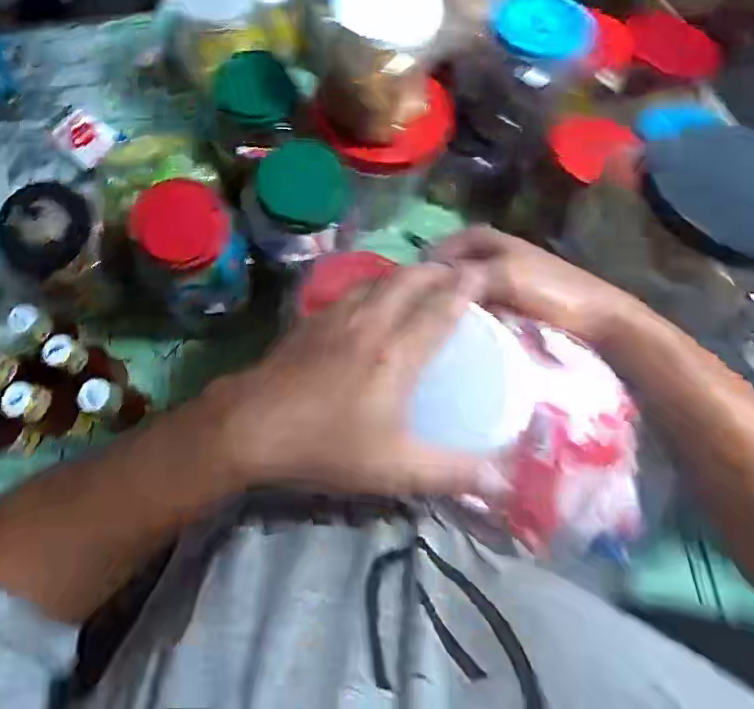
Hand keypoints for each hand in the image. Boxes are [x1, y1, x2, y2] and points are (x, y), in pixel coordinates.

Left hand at [206, 263, 506, 498]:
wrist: (250, 423)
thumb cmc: (326, 445)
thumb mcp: (395, 469)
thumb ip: (451, 473)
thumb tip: (502, 482)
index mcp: (395, 353)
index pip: (440, 310)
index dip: (465, 289)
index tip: (483, 274)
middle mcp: (369, 323)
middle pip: (409, 281)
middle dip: (437, 271)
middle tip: (457, 273)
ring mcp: (335, 316)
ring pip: (377, 280)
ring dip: (404, 273)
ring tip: (420, 280)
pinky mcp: (310, 319)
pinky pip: (352, 289)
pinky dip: (374, 284)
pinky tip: (370, 298)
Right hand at [427, 225, 646, 348]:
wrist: (602, 318)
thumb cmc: (551, 290)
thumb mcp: (502, 276)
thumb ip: (462, 276)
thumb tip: (426, 286)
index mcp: (481, 235)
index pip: (434, 250)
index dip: (422, 272)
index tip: (410, 300)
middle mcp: (486, 249)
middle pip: (446, 269)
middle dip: (435, 288)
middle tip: (421, 315)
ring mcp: (498, 273)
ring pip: (460, 287)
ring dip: (451, 302)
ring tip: (437, 325)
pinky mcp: (508, 296)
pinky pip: (475, 302)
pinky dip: (468, 312)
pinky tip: (462, 329)